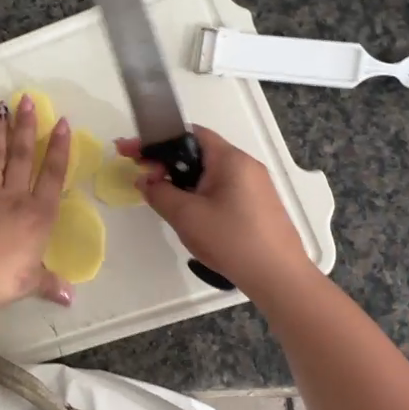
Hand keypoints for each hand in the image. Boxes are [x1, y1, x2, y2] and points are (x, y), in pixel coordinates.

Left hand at [0, 96, 73, 305]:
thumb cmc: (4, 280)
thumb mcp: (33, 282)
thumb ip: (50, 283)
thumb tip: (69, 297)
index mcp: (39, 213)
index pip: (54, 173)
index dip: (59, 148)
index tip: (62, 123)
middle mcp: (14, 196)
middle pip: (22, 155)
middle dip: (26, 126)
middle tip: (27, 100)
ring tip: (0, 108)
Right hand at [116, 126, 316, 298]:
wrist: (277, 275)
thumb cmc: (231, 239)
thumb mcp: (185, 215)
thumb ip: (159, 192)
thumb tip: (145, 180)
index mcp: (230, 160)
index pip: (190, 134)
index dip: (157, 140)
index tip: (131, 152)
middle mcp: (245, 166)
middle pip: (198, 153)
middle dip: (165, 161)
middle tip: (139, 175)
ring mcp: (253, 186)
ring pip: (207, 173)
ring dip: (179, 179)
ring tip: (158, 195)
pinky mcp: (254, 205)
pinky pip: (218, 188)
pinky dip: (195, 192)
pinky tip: (184, 211)